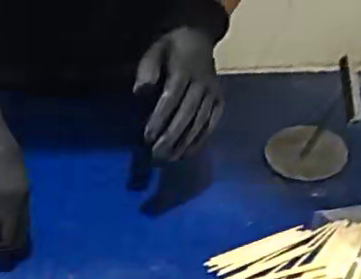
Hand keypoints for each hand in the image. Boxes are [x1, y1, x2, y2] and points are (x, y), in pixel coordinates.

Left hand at [135, 27, 222, 160]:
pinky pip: (214, 118)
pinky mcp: (219, 97)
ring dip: (186, 141)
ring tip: (170, 158)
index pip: (172, 96)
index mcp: (185, 69)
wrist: (198, 37)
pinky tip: (188, 153)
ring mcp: (213, 90)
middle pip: (188, 111)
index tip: (147, 138)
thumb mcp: (154, 53)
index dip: (160, 118)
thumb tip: (141, 90)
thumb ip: (147, 69)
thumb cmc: (169, 52)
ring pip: (201, 118)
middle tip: (156, 154)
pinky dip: (203, 137)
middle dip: (172, 134)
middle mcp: (202, 80)